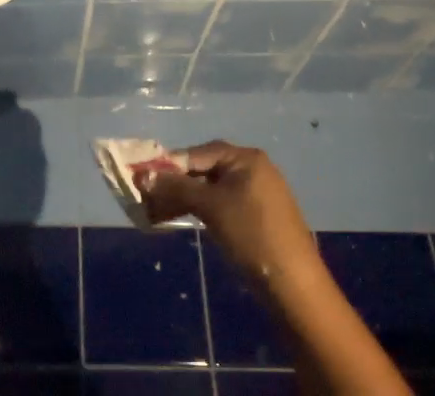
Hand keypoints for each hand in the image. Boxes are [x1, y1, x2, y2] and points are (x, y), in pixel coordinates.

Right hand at [138, 141, 318, 281]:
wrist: (292, 282)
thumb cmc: (251, 234)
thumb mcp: (210, 206)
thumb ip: (176, 187)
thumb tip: (142, 175)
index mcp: (245, 158)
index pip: (197, 153)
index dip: (168, 165)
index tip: (142, 179)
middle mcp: (251, 168)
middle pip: (203, 169)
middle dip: (174, 183)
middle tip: (147, 198)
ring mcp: (255, 192)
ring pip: (210, 188)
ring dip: (183, 198)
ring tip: (157, 213)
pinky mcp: (255, 215)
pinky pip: (220, 203)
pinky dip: (200, 209)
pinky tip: (180, 218)